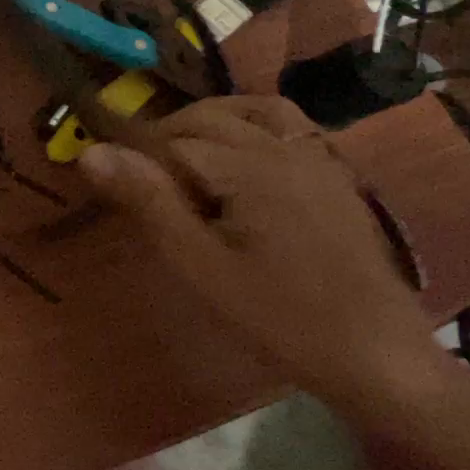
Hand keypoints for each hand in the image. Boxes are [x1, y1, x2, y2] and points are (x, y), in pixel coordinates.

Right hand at [77, 96, 444, 410]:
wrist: (379, 359)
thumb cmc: (278, 316)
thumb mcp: (197, 264)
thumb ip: (147, 199)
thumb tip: (91, 150)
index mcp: (251, 168)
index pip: (169, 141)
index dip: (133, 161)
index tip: (110, 192)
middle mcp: (286, 150)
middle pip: (206, 117)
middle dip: (162, 139)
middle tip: (139, 187)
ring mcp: (319, 161)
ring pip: (252, 111)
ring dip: (207, 122)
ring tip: (181, 159)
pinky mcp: (336, 179)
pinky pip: (288, 127)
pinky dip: (250, 127)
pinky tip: (234, 165)